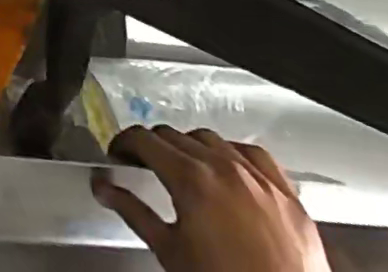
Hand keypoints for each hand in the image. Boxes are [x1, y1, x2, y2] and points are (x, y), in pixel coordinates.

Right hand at [91, 125, 328, 271]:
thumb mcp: (170, 252)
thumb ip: (132, 211)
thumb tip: (102, 187)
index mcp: (189, 177)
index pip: (143, 139)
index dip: (123, 143)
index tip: (118, 157)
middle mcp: (222, 165)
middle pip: (173, 135)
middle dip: (152, 147)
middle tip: (145, 167)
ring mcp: (257, 176)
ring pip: (210, 138)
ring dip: (189, 147)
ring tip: (184, 169)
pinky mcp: (286, 192)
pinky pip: (253, 154)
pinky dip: (233, 154)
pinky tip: (228, 169)